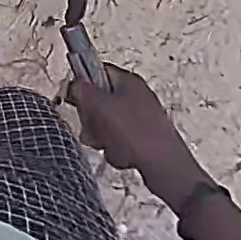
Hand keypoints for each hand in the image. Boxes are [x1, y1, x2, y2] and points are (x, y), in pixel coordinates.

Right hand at [67, 65, 210, 201]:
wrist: (165, 168)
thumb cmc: (136, 134)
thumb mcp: (98, 105)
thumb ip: (81, 89)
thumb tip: (74, 84)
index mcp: (128, 81)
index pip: (96, 70)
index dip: (82, 84)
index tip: (75, 97)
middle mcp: (137, 96)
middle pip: (100, 98)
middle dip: (91, 116)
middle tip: (92, 125)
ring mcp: (142, 117)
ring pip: (107, 121)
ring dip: (101, 134)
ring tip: (107, 143)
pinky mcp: (145, 137)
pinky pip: (120, 138)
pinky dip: (116, 148)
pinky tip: (120, 155)